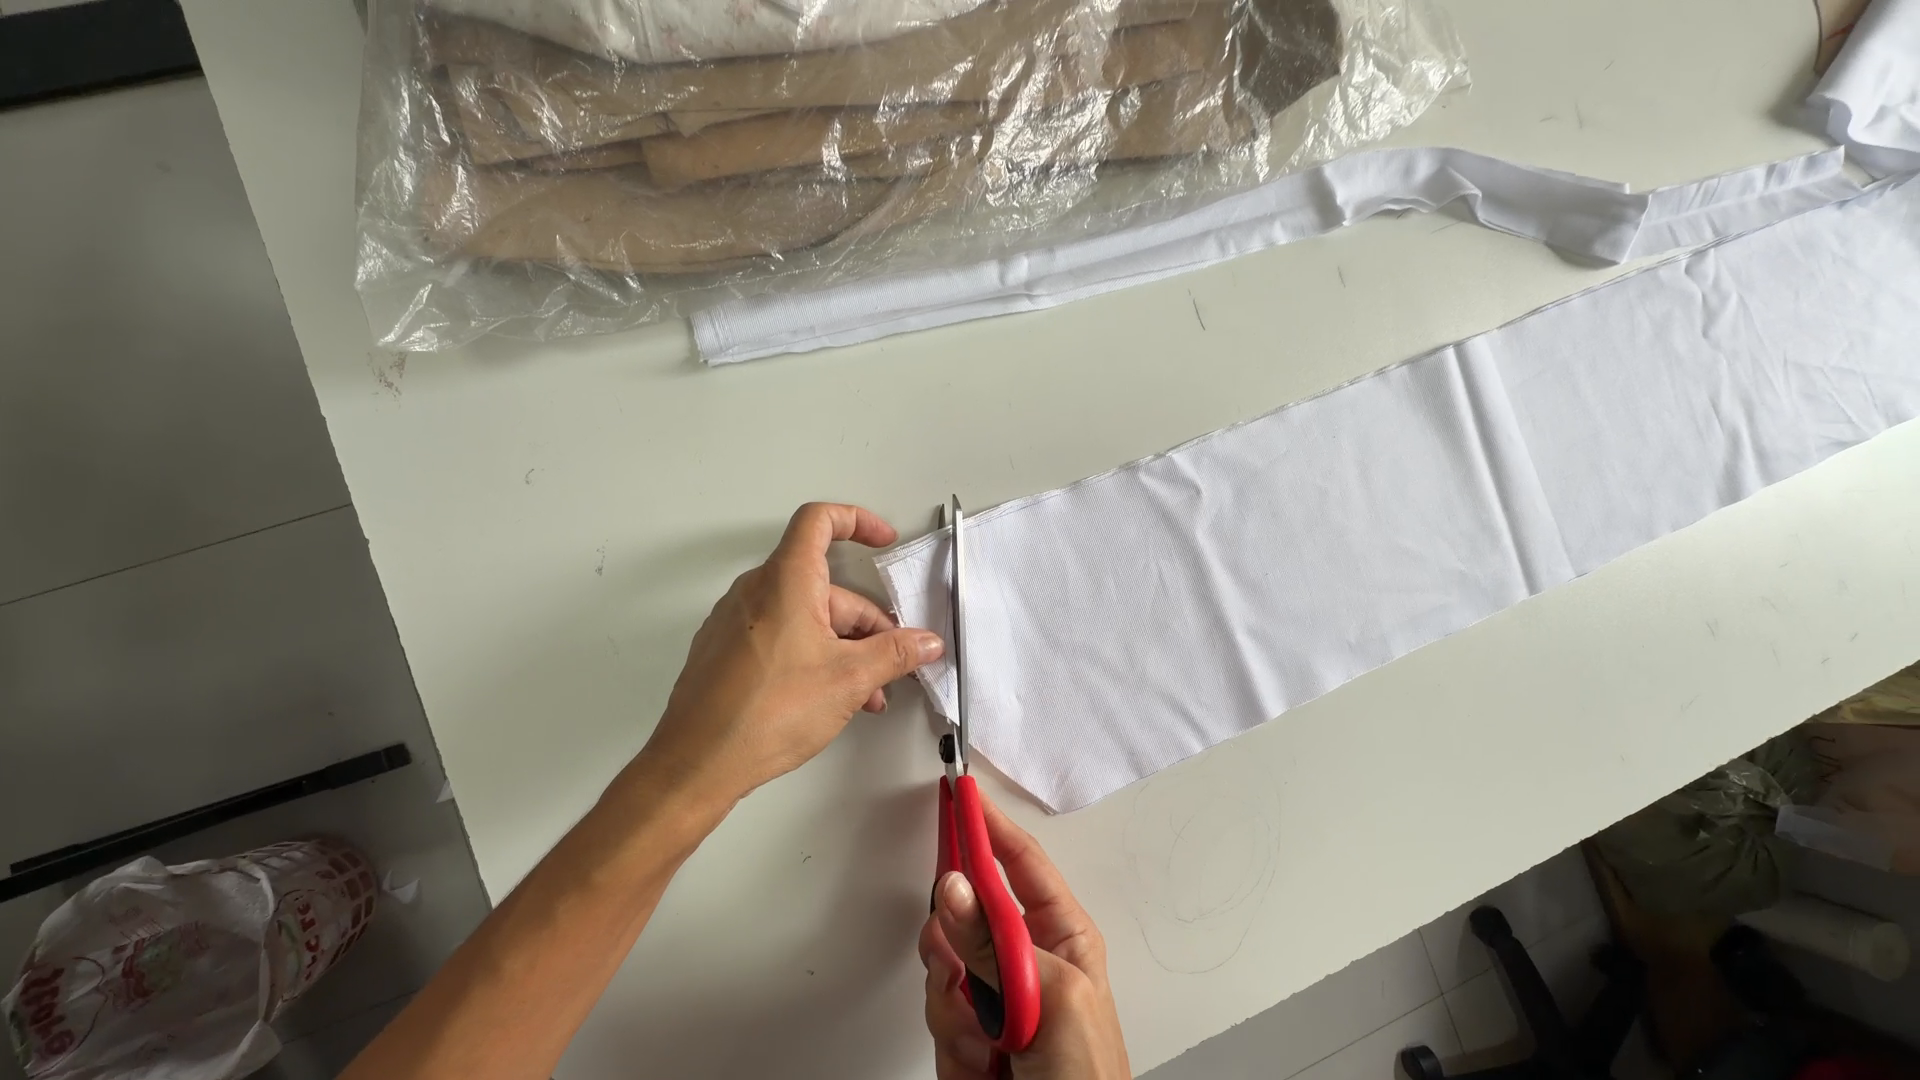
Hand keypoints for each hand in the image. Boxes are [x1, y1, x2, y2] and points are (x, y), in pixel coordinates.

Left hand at [633, 503, 943, 806]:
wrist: (698, 762)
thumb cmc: (766, 713)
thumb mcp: (849, 679)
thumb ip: (895, 653)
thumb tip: (925, 642)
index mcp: (785, 580)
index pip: (819, 520)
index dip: (857, 520)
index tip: (883, 538)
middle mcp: (756, 591)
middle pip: (824, 585)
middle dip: (865, 621)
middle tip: (892, 660)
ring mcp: (736, 621)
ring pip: (804, 616)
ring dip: (843, 646)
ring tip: (866, 693)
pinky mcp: (726, 651)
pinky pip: (780, 637)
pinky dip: (812, 655)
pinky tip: (830, 698)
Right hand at [919, 794, 1129, 1079]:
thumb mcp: (1050, 1001)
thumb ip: (993, 944)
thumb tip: (955, 887)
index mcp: (1061, 935)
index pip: (1018, 862)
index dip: (989, 826)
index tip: (961, 795)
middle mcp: (1024, 957)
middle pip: (968, 907)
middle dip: (960, 938)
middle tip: (966, 967)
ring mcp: (993, 993)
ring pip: (943, 957)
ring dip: (958, 999)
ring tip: (989, 1034)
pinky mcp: (965, 1028)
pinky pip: (934, 1003)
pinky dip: (950, 1032)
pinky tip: (980, 1058)